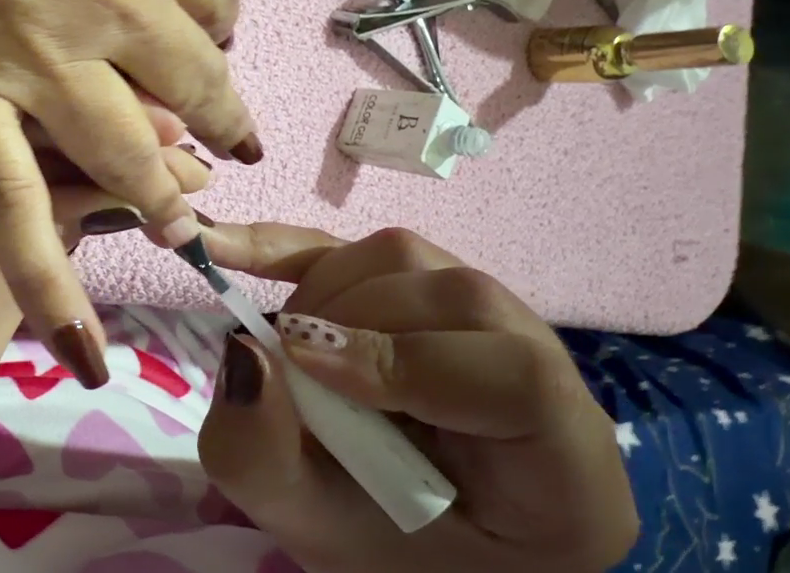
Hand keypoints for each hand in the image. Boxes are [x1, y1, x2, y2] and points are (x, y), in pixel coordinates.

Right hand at [0, 0, 319, 386]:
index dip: (211, 10)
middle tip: (210, 131)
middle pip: (190, 82)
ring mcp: (37, 58)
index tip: (193, 14)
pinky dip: (47, 282)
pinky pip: (11, 205)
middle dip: (209, 108)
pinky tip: (84, 349)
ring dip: (161, 190)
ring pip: (126, 154)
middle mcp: (116, 5)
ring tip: (181, 217)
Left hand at [0, 97, 209, 491]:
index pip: (22, 108)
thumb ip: (41, 254)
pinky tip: (79, 183)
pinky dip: (17, 167)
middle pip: (7, 107)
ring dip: (62, 150)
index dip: (108, 122)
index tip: (187, 146)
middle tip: (186, 162)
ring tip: (150, 171)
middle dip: (96, 134)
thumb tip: (105, 194)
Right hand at [196, 226, 637, 571]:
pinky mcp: (428, 289)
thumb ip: (264, 455)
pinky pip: (364, 247)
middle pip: (456, 300)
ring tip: (285, 345)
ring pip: (409, 259)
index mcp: (563, 471)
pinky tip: (226, 248)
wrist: (384, 527)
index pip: (518, 379)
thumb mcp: (306, 522)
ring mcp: (494, 321)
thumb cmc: (368, 542)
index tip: (306, 368)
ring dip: (321, 290)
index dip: (405, 357)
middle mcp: (551, 379)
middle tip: (283, 364)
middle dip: (346, 320)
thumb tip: (244, 347)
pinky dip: (287, 247)